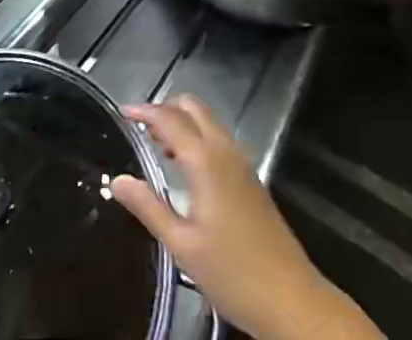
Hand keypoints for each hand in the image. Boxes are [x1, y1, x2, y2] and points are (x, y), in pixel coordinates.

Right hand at [111, 96, 382, 339]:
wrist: (295, 302)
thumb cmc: (234, 274)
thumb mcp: (182, 245)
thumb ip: (148, 207)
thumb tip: (117, 180)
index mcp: (206, 162)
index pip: (169, 119)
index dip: (143, 111)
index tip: (121, 112)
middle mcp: (225, 152)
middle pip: (193, 108)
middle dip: (164, 108)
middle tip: (139, 127)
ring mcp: (243, 165)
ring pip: (208, 122)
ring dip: (182, 122)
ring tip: (156, 144)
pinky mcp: (252, 180)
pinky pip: (219, 140)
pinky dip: (197, 137)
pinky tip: (184, 166)